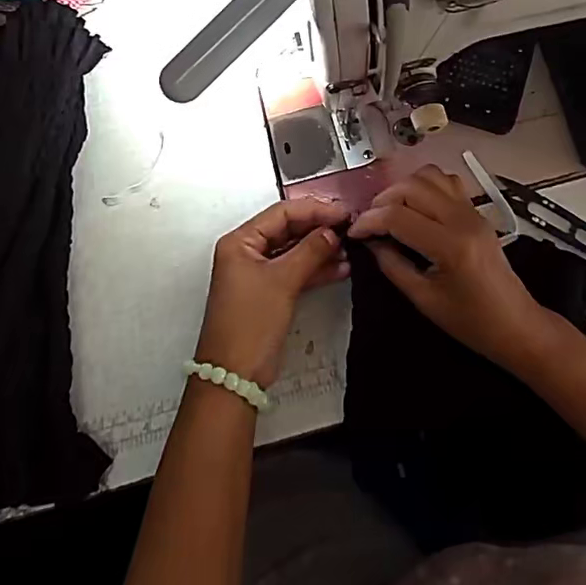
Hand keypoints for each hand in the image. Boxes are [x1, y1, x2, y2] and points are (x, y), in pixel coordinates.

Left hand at [197, 198, 349, 387]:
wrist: (235, 375)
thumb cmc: (248, 325)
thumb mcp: (283, 282)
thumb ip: (310, 251)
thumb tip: (331, 232)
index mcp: (240, 242)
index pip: (282, 213)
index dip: (314, 210)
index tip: (343, 213)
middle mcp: (246, 253)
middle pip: (288, 229)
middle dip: (319, 228)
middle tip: (349, 228)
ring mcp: (258, 273)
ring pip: (294, 250)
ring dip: (321, 249)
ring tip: (350, 248)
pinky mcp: (270, 292)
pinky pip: (296, 271)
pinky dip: (317, 269)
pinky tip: (341, 268)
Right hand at [348, 165, 558, 371]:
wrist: (515, 324)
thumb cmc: (471, 321)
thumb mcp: (424, 299)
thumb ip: (393, 265)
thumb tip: (370, 242)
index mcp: (451, 245)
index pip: (398, 216)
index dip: (369, 221)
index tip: (354, 233)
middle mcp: (464, 220)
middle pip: (412, 187)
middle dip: (382, 201)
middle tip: (370, 223)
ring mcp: (473, 211)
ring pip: (430, 175)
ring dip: (403, 188)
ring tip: (390, 212)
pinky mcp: (477, 211)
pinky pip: (447, 182)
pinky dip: (424, 187)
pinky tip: (415, 208)